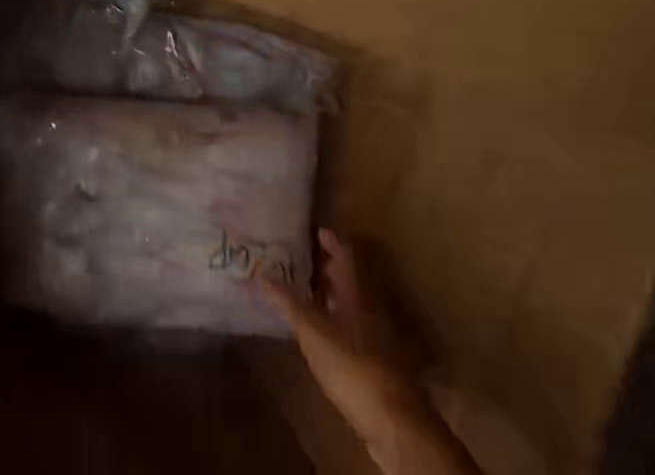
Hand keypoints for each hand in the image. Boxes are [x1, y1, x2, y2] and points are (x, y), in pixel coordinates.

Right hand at [258, 230, 479, 474]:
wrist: (395, 424)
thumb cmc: (354, 366)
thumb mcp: (313, 331)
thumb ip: (287, 302)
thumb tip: (259, 272)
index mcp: (358, 297)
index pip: (347, 259)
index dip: (333, 243)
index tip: (317, 230)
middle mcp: (370, 312)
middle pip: (350, 282)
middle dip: (327, 268)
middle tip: (301, 257)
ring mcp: (374, 339)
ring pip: (350, 306)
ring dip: (329, 295)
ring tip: (304, 289)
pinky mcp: (373, 364)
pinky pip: (349, 329)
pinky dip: (332, 320)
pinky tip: (316, 331)